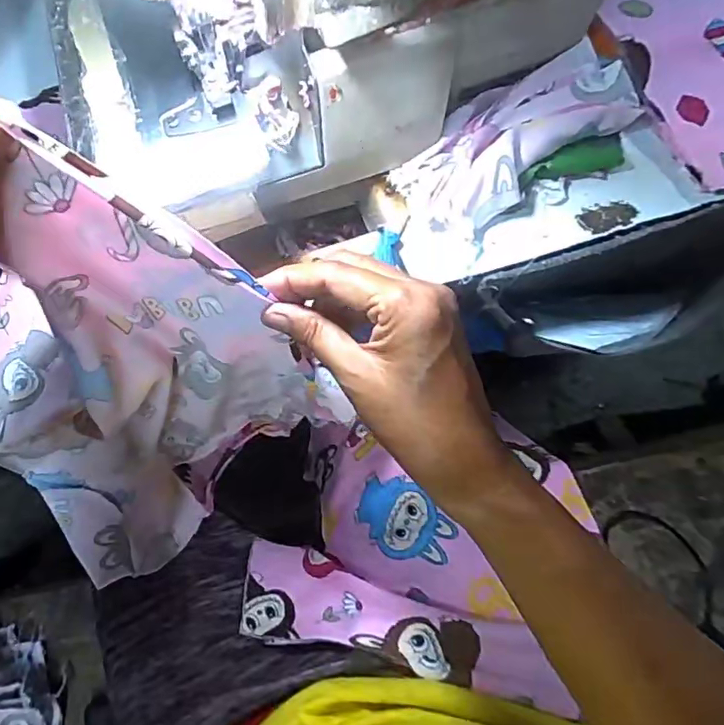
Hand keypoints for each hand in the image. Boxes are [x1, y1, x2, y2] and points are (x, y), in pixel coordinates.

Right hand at [259, 250, 513, 491]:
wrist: (465, 459)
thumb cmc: (410, 423)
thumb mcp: (355, 375)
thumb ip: (313, 333)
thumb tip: (272, 311)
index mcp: (407, 300)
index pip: (338, 273)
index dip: (293, 279)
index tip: (258, 289)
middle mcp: (423, 287)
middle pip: (352, 265)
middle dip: (309, 280)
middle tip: (272, 300)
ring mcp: (431, 299)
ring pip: (366, 277)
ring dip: (328, 291)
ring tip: (292, 312)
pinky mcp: (431, 314)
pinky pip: (381, 295)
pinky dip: (350, 304)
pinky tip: (323, 320)